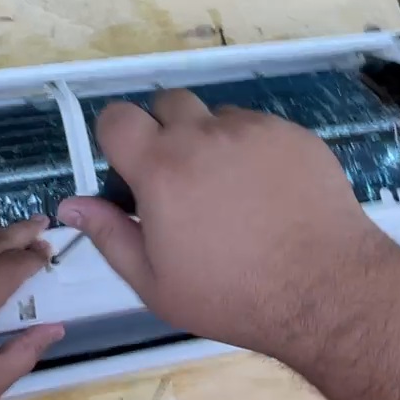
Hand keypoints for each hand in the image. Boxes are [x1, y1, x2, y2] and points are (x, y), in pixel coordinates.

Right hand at [56, 90, 399, 361]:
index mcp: (161, 167)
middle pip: (168, 103)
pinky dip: (253, 150)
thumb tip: (71, 204)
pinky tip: (271, 193)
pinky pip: (259, 127)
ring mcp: (254, 129)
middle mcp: (204, 134)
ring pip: (217, 116)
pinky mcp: (294, 134)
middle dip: (165, 132)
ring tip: (233, 192)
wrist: (327, 292)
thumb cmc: (232, 295)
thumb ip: (109, 234)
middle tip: (182, 181)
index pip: (117, 116)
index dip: (117, 137)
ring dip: (212, 141)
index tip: (131, 169)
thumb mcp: (155, 282)